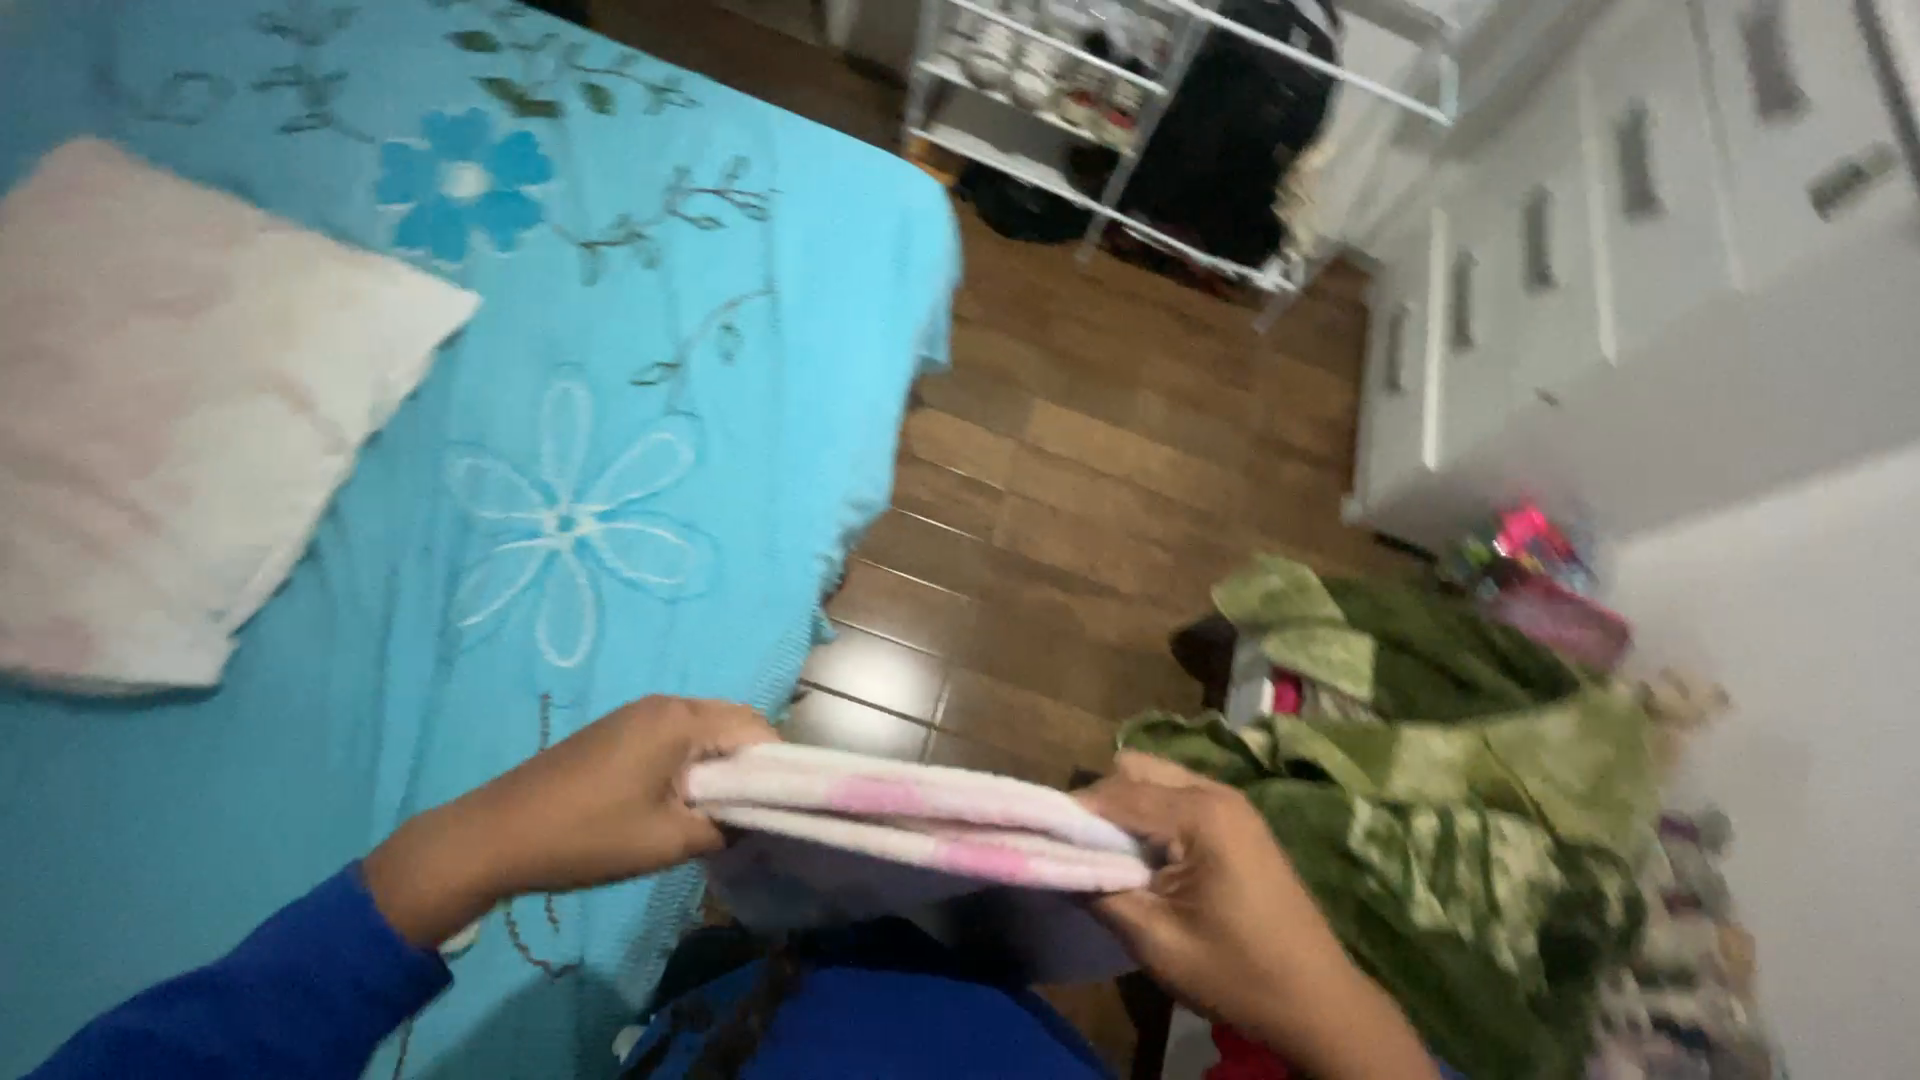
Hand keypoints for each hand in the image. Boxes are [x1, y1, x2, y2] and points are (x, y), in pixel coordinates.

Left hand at [362, 696, 776, 947]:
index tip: (785, 804)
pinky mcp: (620, 729)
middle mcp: (666, 704)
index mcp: (681, 720)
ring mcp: (639, 713)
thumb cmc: (588, 836)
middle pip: (734, 721)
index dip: (778, 765)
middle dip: (753, 761)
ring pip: (706, 727)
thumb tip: (752, 824)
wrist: (493, 835)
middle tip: (757, 807)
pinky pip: (678, 734)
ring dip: (723, 761)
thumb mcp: (667, 842)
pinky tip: (685, 796)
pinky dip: (696, 759)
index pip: (756, 729)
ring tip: (723, 807)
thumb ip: (724, 829)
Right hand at [1076, 752, 1438, 1079]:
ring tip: (1118, 857)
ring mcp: (1234, 802)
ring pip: (1157, 777)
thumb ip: (1100, 892)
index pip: (1117, 792)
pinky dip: (1154, 813)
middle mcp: (1217, 791)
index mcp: (1201, 814)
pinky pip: (1179, 794)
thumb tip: (1055, 863)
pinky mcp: (1240, 819)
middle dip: (1103, 802)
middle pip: (1137, 769)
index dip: (1076, 814)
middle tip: (1088, 852)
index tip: (1047, 839)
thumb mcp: (1156, 941)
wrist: (1318, 1002)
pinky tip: (1153, 858)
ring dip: (1129, 806)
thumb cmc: (1236, 973)